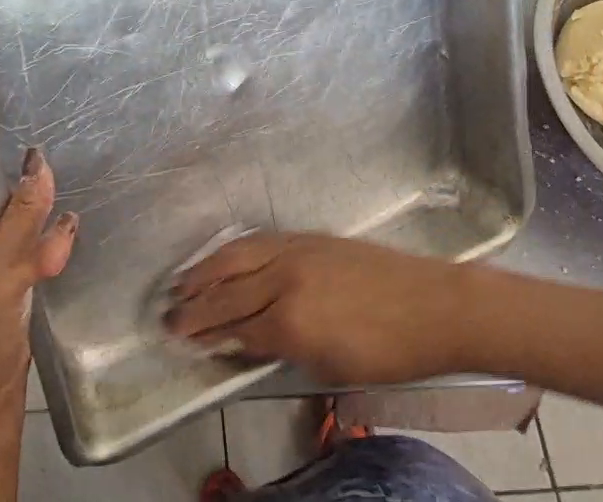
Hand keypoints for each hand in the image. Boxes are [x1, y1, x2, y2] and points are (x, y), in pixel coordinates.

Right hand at [164, 233, 487, 386]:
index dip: (206, 337)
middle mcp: (284, 281)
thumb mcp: (332, 366)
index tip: (182, 340)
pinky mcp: (309, 237)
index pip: (234, 329)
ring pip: (236, 256)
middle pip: (226, 293)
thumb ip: (283, 351)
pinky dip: (233, 250)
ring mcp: (296, 252)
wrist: (435, 305)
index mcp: (291, 322)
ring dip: (204, 270)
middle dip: (193, 307)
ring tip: (181, 282)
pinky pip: (259, 240)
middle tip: (167, 316)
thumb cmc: (389, 351)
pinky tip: (222, 257)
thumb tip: (249, 342)